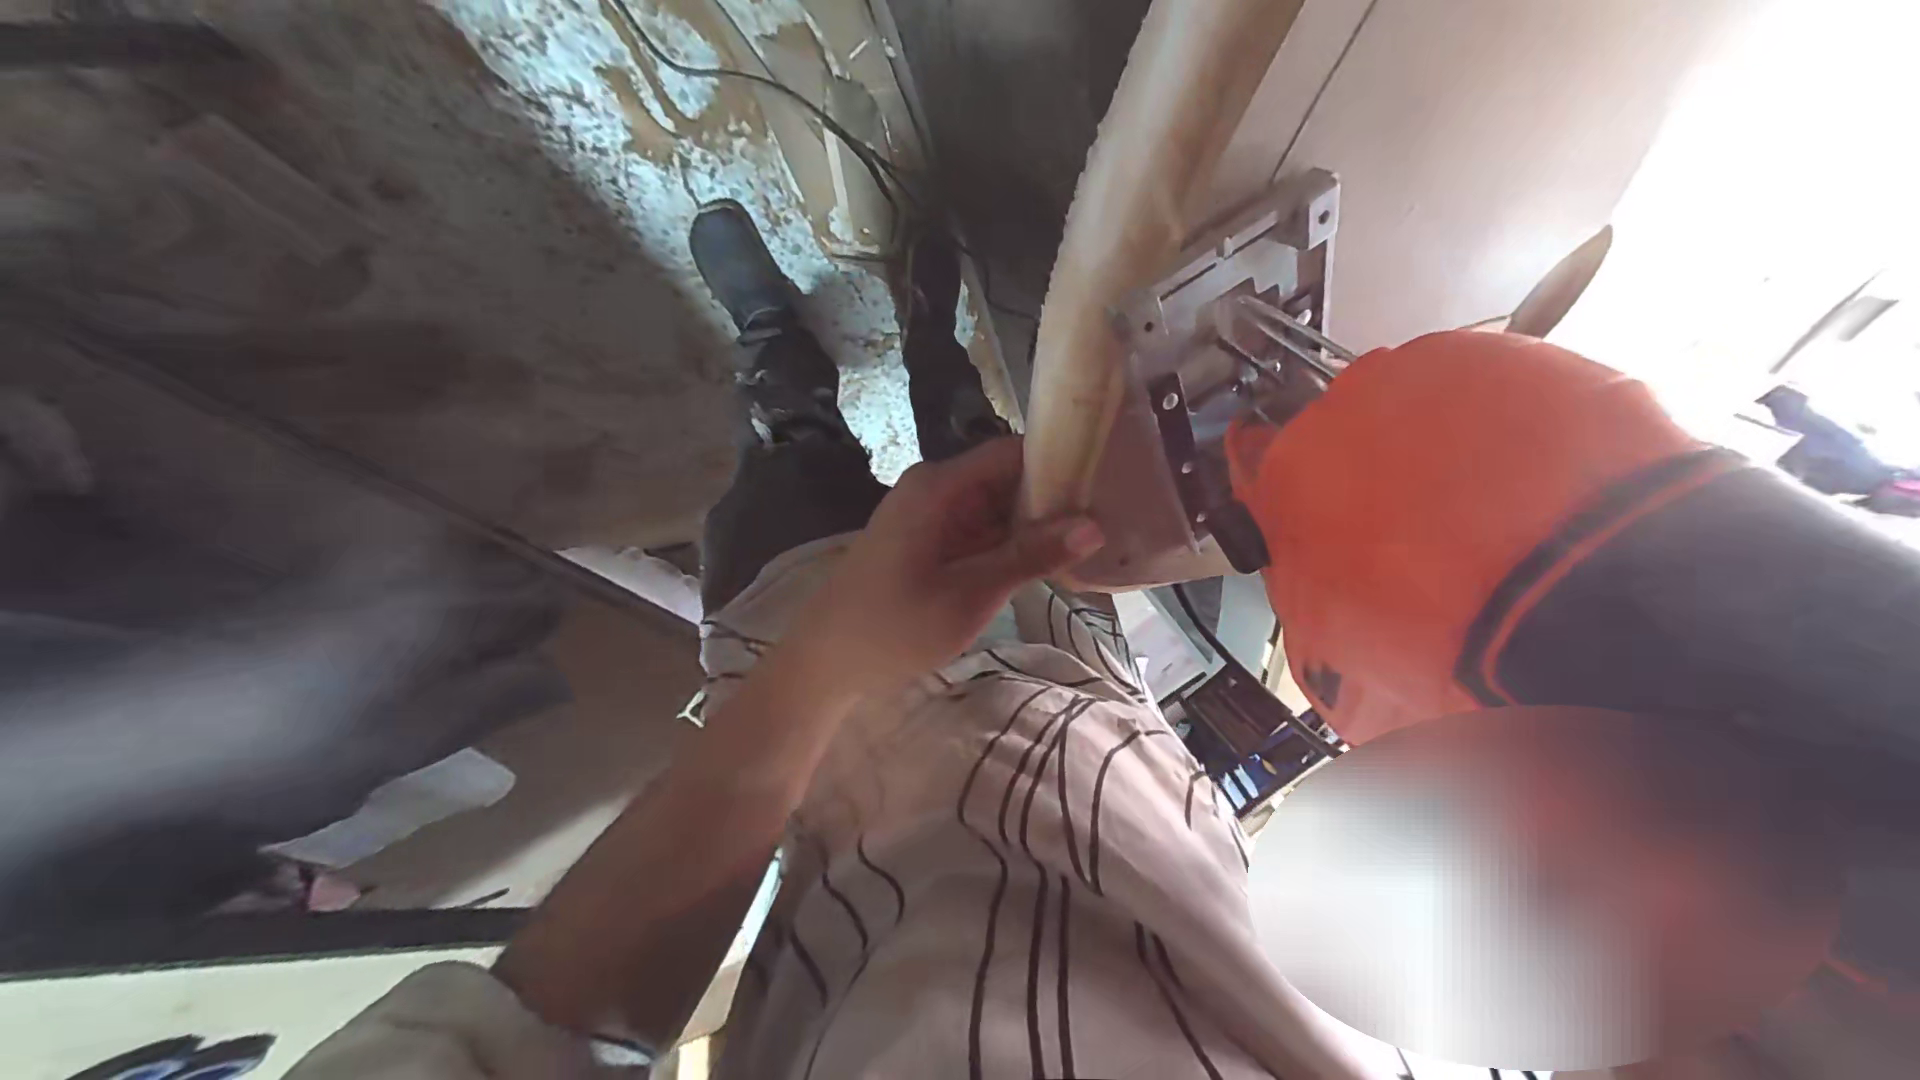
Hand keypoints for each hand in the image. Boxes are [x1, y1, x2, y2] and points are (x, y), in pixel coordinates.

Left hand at [782, 437, 1103, 701]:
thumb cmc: (893, 627)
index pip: (1012, 452)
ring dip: (1035, 524)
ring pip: (996, 507)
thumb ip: (1030, 556)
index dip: (1060, 461)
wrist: (825, 662)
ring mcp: (932, 517)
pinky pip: (981, 531)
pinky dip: (1011, 544)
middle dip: (1053, 498)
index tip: (1108, 480)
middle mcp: (936, 490)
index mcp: (939, 486)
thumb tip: (1094, 525)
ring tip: (1094, 538)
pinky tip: (1049, 560)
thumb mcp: (969, 594)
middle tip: (1111, 517)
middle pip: (1006, 478)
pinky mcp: (930, 542)